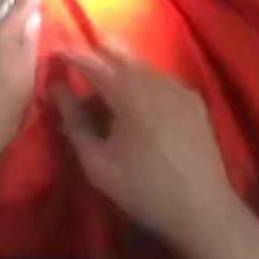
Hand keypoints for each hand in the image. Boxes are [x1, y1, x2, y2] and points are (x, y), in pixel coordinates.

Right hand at [55, 47, 258, 258]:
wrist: (205, 211)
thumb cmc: (144, 189)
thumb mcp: (98, 164)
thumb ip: (74, 122)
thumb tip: (57, 90)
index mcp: (124, 89)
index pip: (89, 59)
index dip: (69, 53)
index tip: (54, 53)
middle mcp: (150, 76)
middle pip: (116, 47)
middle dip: (95, 52)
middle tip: (82, 69)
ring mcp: (175, 83)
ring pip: (139, 62)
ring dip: (120, 69)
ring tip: (111, 95)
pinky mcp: (192, 95)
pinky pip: (160, 78)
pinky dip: (144, 83)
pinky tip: (143, 109)